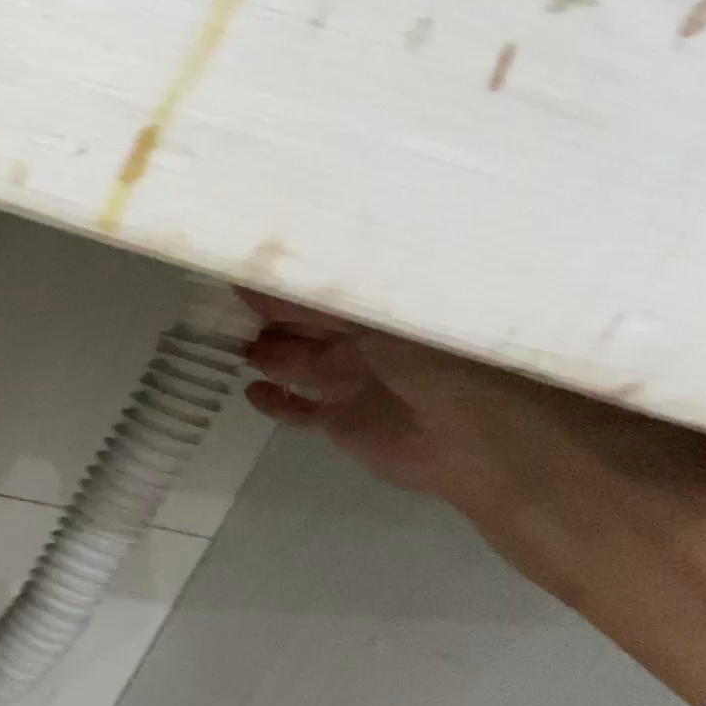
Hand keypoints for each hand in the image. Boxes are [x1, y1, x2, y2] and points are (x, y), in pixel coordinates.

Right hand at [239, 289, 580, 514]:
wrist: (481, 437)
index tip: (244, 269)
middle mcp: (368, 342)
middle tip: (225, 304)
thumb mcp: (380, 317)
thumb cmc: (442, 360)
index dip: (287, 282)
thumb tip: (257, 278)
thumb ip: (315, 303)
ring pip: (295, 363)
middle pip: (306, 325)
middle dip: (271, 315)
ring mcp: (353, 382)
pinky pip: (297, 410)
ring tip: (229, 341)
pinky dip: (274, 402)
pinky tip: (252, 391)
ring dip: (267, 353)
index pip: (325, 290)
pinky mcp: (340, 422)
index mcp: (384, 308)